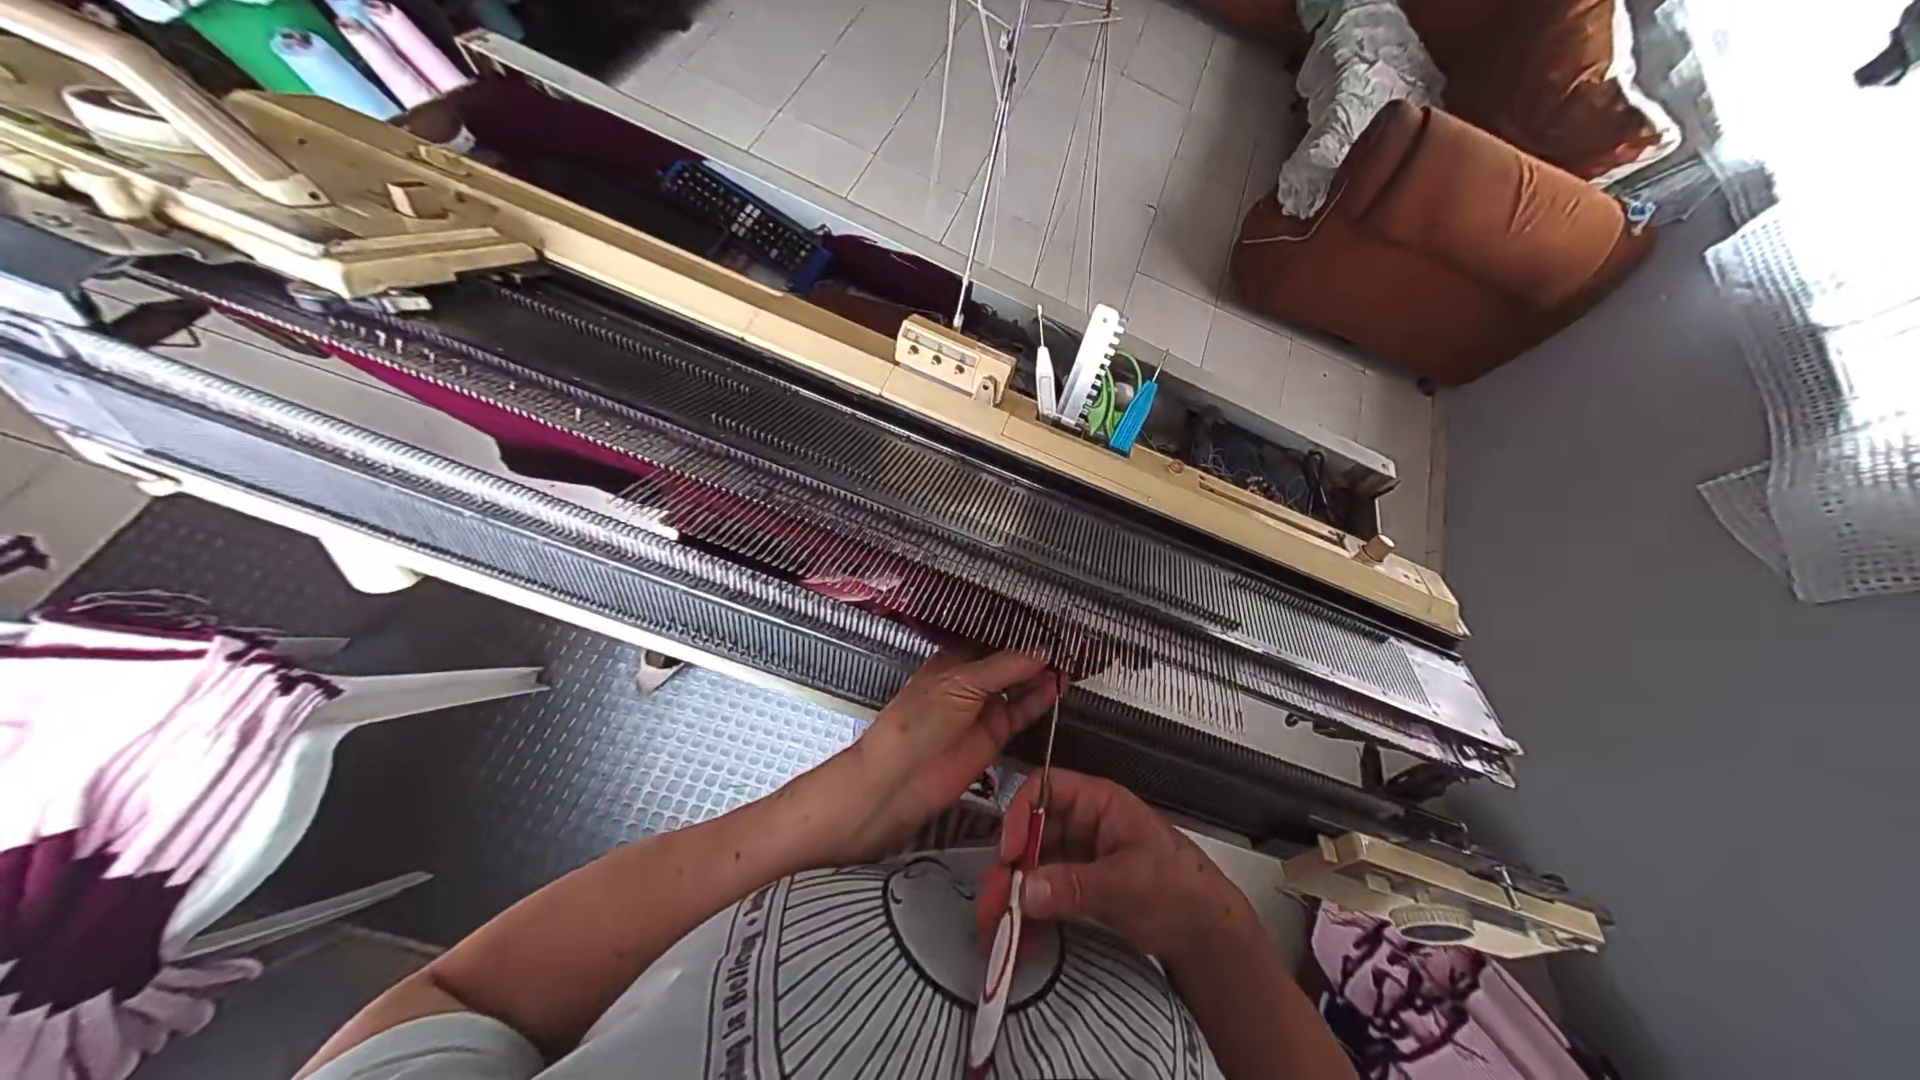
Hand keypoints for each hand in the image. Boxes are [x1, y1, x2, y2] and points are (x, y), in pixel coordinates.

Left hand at [808, 650, 1058, 863]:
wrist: (899, 782)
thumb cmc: (911, 727)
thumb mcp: (959, 684)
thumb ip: (1002, 667)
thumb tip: (1036, 652)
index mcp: (952, 662)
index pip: (991, 643)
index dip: (1016, 637)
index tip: (1043, 628)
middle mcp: (967, 684)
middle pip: (1008, 665)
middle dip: (1033, 656)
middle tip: (1062, 645)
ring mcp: (981, 711)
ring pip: (1018, 688)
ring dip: (1040, 677)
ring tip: (1065, 664)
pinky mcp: (992, 736)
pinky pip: (1021, 713)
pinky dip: (1039, 701)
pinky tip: (1054, 687)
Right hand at [977, 768, 1254, 967]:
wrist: (1208, 934)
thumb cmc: (1181, 889)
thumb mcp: (1128, 883)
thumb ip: (1075, 885)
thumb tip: (1027, 888)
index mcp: (1099, 803)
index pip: (1045, 789)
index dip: (1021, 813)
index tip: (1009, 851)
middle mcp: (1083, 824)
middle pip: (1032, 832)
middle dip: (1010, 866)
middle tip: (994, 901)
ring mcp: (1080, 855)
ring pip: (1033, 865)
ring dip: (1013, 894)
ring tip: (999, 926)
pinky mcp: (1078, 885)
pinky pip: (1044, 892)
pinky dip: (1031, 913)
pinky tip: (1023, 937)